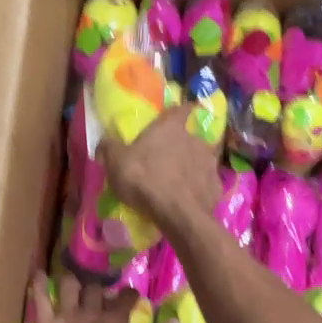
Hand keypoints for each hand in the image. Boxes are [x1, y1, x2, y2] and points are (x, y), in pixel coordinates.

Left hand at [31, 271, 176, 322]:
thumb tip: (175, 322)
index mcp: (116, 322)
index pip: (126, 296)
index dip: (129, 295)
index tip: (130, 299)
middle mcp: (92, 312)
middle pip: (96, 288)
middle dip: (99, 288)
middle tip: (99, 295)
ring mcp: (66, 317)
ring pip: (69, 285)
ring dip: (72, 282)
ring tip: (72, 283)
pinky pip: (40, 299)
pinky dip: (38, 285)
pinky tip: (38, 275)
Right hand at [102, 104, 221, 237]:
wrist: (177, 213)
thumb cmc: (145, 180)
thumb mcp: (116, 162)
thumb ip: (109, 148)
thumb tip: (104, 142)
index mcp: (171, 128)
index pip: (182, 109)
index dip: (182, 109)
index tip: (183, 111)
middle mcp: (196, 140)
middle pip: (191, 138)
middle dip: (183, 146)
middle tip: (170, 160)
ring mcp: (210, 164)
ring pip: (202, 161)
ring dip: (193, 168)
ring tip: (181, 183)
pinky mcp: (217, 187)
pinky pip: (207, 185)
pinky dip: (199, 190)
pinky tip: (190, 200)